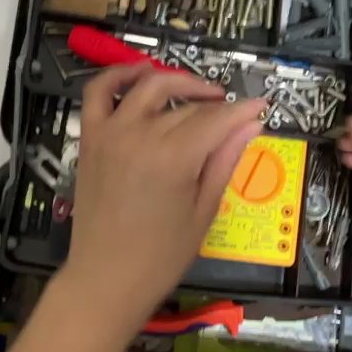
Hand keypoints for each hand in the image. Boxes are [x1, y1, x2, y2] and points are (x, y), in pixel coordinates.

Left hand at [58, 63, 264, 323]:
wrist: (105, 279)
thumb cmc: (161, 256)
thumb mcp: (204, 211)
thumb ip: (225, 160)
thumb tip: (252, 124)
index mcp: (175, 158)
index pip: (217, 119)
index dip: (242, 111)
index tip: (261, 106)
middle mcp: (141, 135)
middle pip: (187, 107)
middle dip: (216, 107)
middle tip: (233, 114)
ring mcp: (111, 133)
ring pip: (149, 87)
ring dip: (178, 82)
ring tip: (199, 92)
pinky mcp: (90, 138)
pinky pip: (98, 91)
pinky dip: (119, 75)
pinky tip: (142, 72)